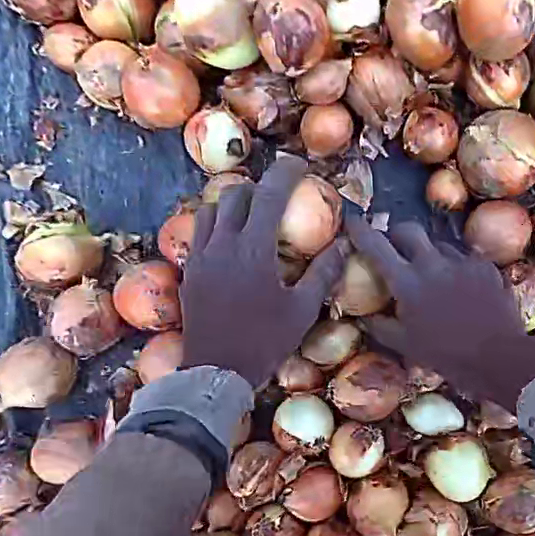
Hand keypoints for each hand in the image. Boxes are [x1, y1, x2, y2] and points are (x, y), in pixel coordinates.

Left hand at [181, 157, 345, 386]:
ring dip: (234, 202)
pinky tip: (232, 236)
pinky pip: (199, 232)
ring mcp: (200, 257)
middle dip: (260, 186)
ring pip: (211, 211)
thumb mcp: (304, 309)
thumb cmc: (266, 340)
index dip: (285, 174)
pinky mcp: (189, 271)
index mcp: (253, 251)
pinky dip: (217, 222)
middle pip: (236, 196)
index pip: (268, 197)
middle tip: (281, 191)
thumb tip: (345, 245)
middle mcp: (221, 246)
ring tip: (254, 210)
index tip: (300, 164)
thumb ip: (324, 272)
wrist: (216, 371)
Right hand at [345, 216, 534, 408]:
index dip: (361, 230)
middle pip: (409, 229)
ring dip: (429, 252)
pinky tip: (460, 285)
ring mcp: (463, 261)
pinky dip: (456, 266)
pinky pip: (465, 257)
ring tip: (433, 274)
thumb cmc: (447, 355)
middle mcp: (433, 263)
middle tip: (396, 247)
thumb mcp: (405, 345)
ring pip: (439, 243)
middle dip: (397, 233)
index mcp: (407, 282)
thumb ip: (380, 326)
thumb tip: (364, 317)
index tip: (354, 222)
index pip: (375, 245)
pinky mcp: (486, 265)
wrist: (498, 355)